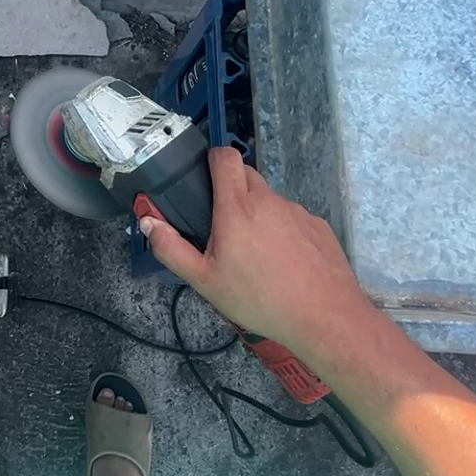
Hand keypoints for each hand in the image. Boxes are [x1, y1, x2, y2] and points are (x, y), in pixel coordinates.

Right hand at [140, 147, 377, 356]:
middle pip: (246, 174)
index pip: (225, 157)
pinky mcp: (319, 227)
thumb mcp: (205, 281)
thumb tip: (148, 222)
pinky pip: (293, 218)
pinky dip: (283, 230)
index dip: (212, 158)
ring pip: (270, 199)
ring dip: (258, 212)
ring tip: (255, 252)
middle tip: (223, 223)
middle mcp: (268, 200)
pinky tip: (284, 262)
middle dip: (231, 188)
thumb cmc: (260, 299)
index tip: (204, 177)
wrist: (326, 319)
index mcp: (237, 207)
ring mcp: (298, 212)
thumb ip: (171, 249)